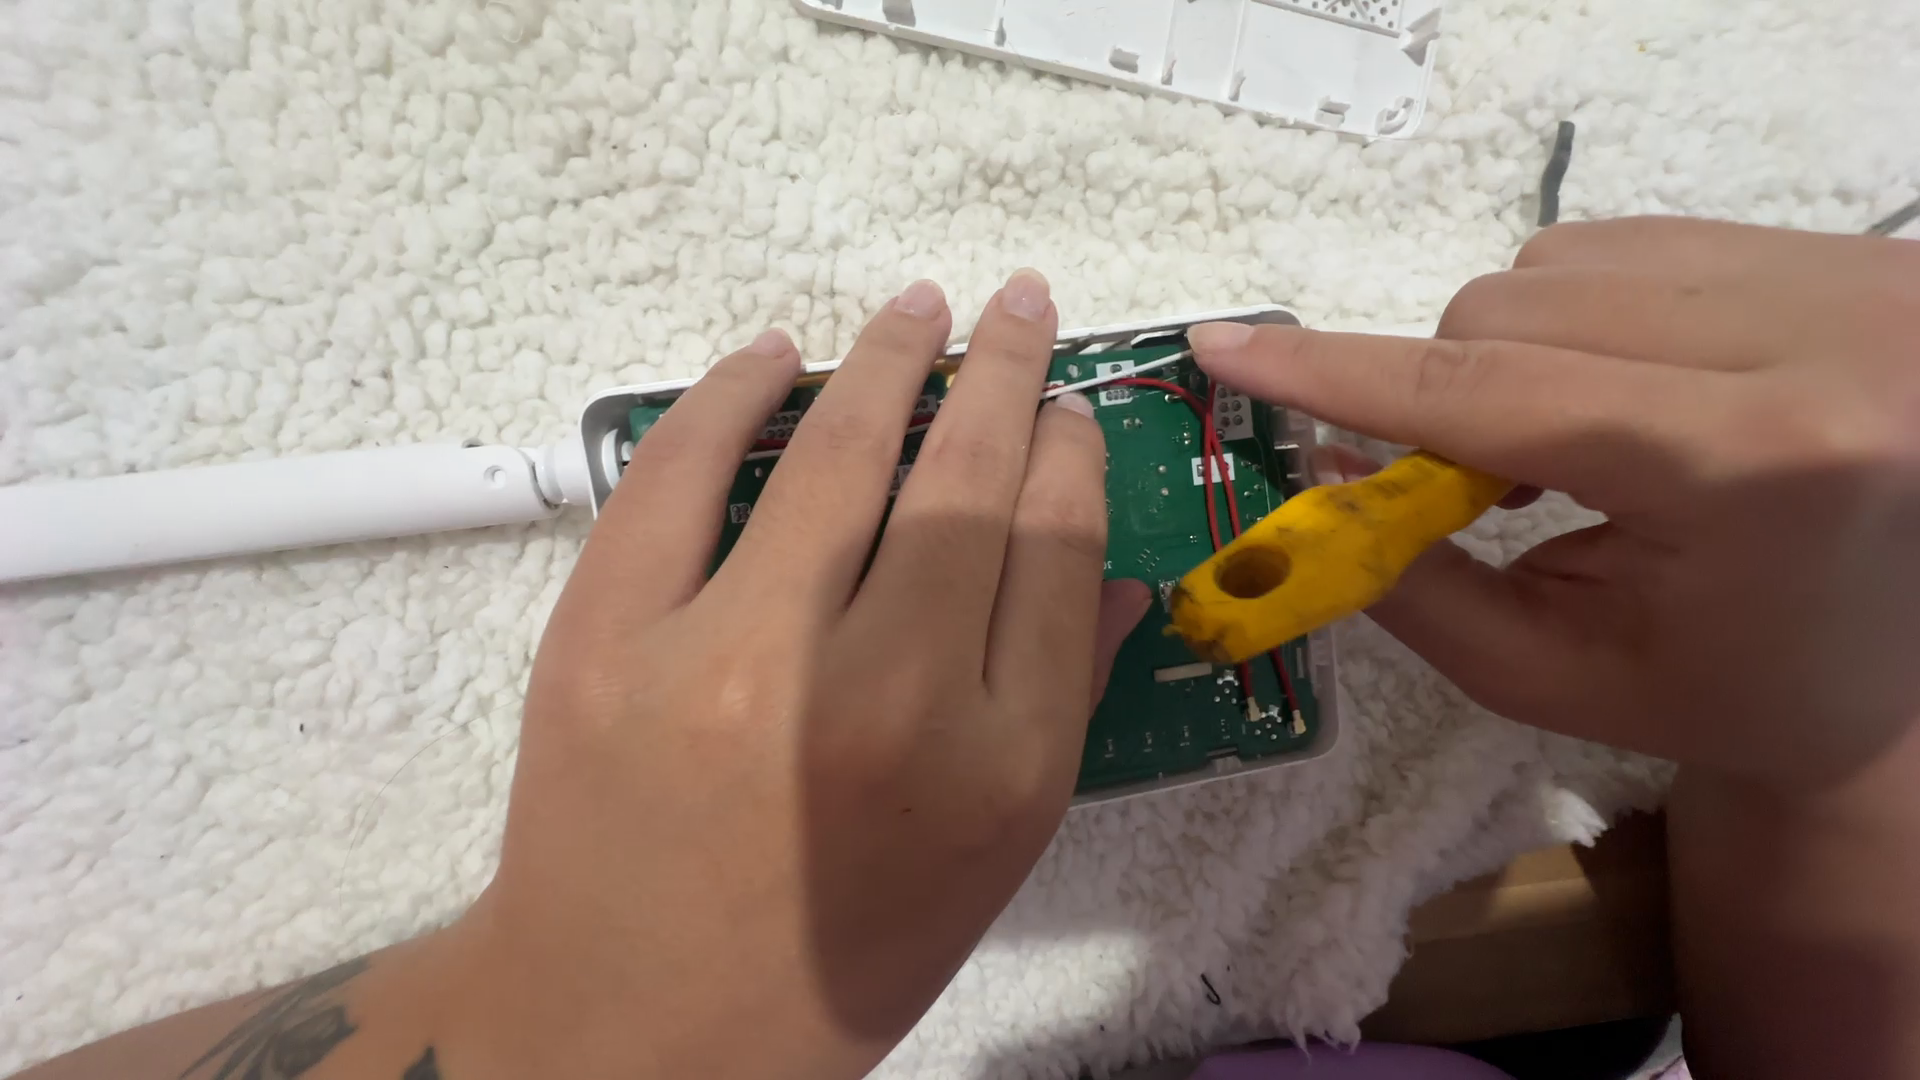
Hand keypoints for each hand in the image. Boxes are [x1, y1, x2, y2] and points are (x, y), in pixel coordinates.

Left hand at [440, 271, 1151, 1076]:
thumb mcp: (1001, 847)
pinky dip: (728, 395)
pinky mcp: (606, 642)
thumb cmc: (847, 942)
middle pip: (965, 482)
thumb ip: (1066, 693)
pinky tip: (775, 351)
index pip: (1055, 546)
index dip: (1068, 453)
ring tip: (922, 304)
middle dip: (1004, 374)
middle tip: (1022, 306)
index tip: (1067, 408)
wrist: (638, 1025)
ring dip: (888, 360)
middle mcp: (879, 694)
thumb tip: (1106, 566)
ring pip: (834, 456)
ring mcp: (729, 660)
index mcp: (997, 761)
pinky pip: (677, 477)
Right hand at [1190, 218, 1919, 790]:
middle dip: (1436, 396)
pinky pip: (1606, 247)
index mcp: (1759, 467)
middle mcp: (1826, 333)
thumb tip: (1312, 462)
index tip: (1222, 346)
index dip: (1332, 373)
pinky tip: (1605, 386)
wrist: (1906, 655)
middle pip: (1499, 314)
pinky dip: (1556, 319)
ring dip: (1493, 357)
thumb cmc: (1710, 687)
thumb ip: (1401, 574)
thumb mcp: (1532, 667)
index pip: (1483, 393)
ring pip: (1542, 269)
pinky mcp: (1843, 246)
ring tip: (1553, 441)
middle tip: (1475, 486)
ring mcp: (1849, 269)